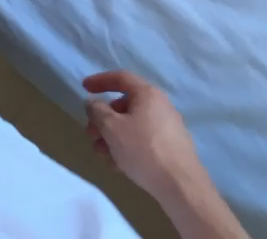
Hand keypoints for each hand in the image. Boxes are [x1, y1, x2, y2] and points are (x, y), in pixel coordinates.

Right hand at [81, 71, 205, 202]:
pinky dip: (127, 147)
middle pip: (124, 106)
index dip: (99, 80)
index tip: (84, 88)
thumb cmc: (143, 150)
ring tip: (102, 155)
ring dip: (112, 137)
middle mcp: (161, 107)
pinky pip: (144, 141)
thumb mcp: (111, 127)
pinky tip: (118, 165)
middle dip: (103, 119)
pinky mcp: (173, 150)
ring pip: (132, 126)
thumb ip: (96, 110)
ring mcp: (169, 129)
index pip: (120, 78)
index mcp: (148, 94)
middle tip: (91, 134)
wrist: (183, 189)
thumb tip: (93, 103)